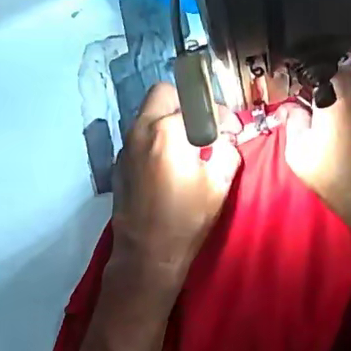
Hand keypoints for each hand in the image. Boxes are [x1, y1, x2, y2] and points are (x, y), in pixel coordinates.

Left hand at [108, 83, 241, 302]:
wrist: (147, 256)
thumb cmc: (186, 220)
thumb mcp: (218, 185)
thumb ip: (226, 151)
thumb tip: (225, 138)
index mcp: (166, 131)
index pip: (196, 101)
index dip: (219, 113)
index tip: (230, 129)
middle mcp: (140, 131)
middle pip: (163, 94)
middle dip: (187, 104)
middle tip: (204, 129)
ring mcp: (126, 147)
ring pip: (148, 115)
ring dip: (170, 121)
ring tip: (189, 148)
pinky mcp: (120, 165)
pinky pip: (140, 137)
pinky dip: (157, 140)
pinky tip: (170, 165)